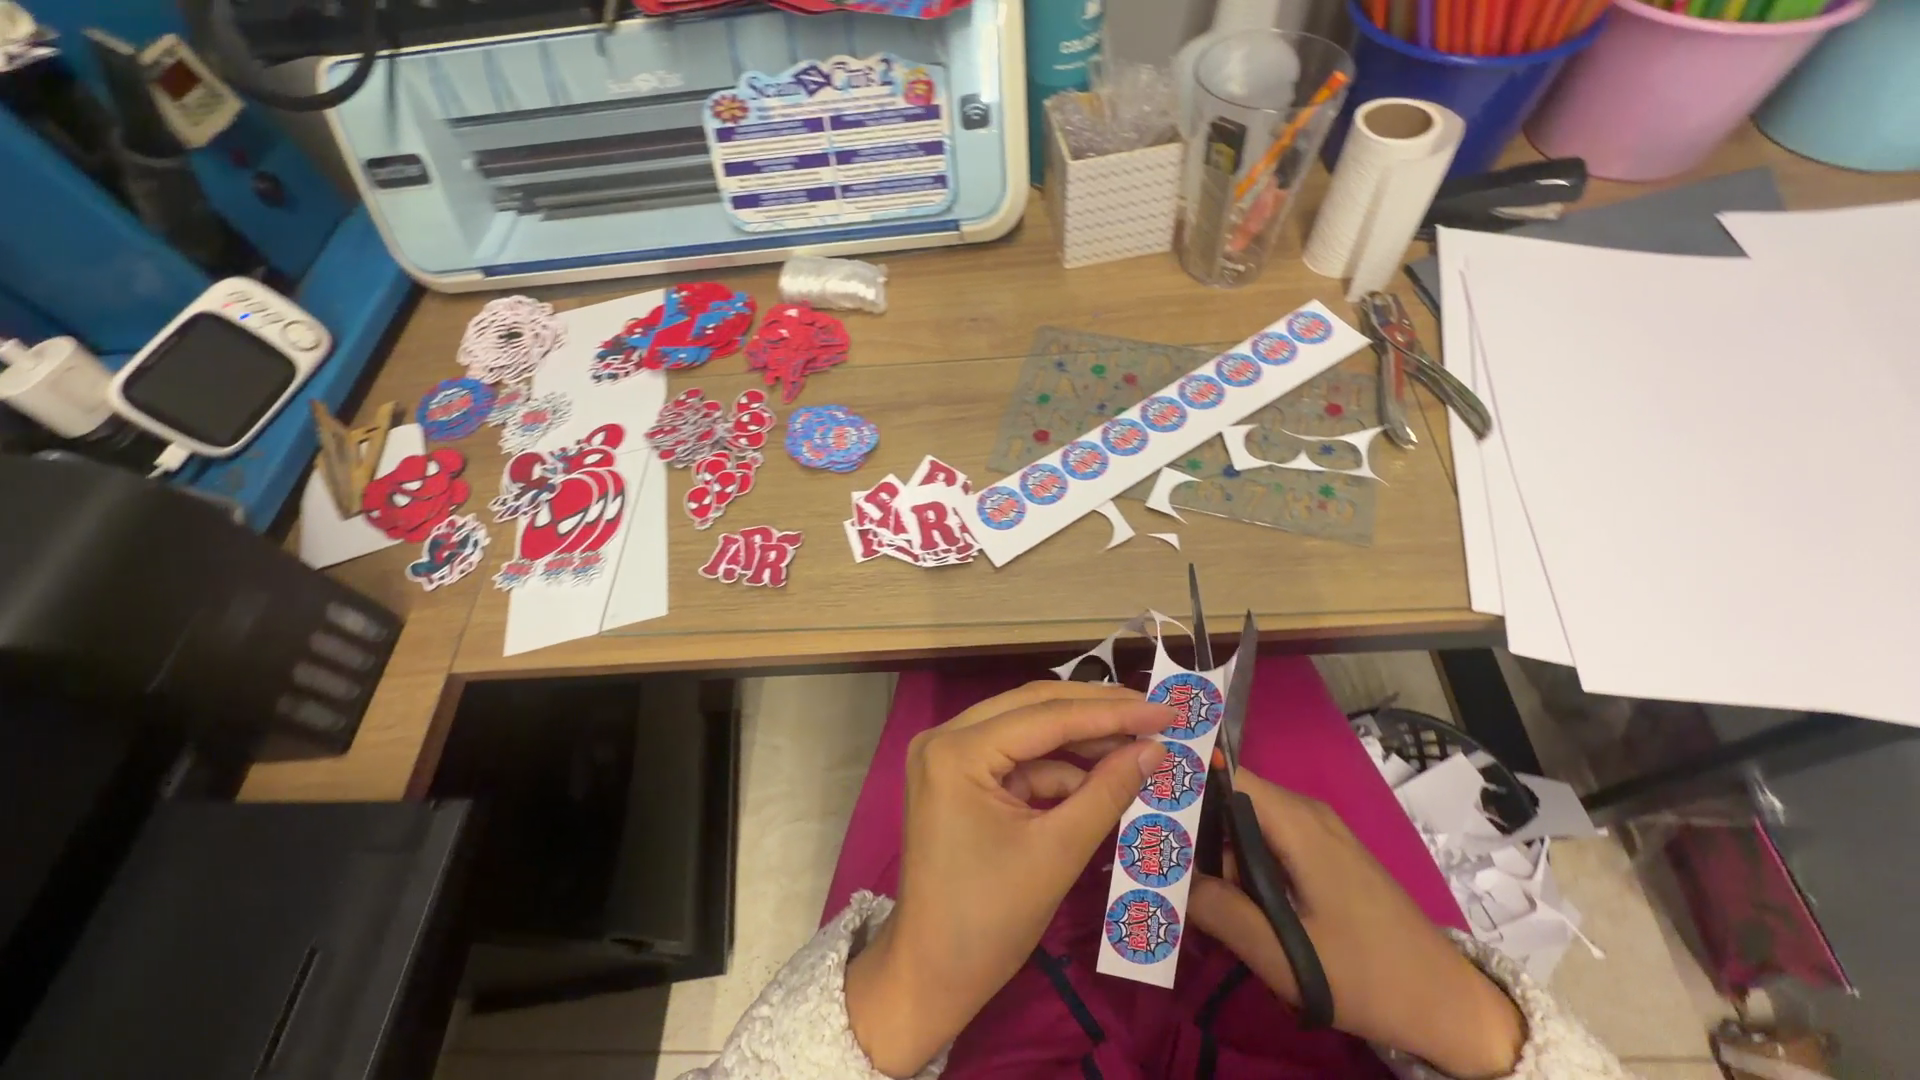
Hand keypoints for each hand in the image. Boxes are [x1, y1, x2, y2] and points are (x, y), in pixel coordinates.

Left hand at [844, 681, 1174, 1076]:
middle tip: (1158, 713)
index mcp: (957, 751)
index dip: (1113, 711)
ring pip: (1028, 730)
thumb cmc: (990, 919)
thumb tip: (1156, 749)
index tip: (1168, 709)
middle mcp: (945, 738)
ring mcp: (948, 757)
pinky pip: (1018, 759)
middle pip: (1034, 709)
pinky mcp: (959, 779)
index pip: (1047, 716)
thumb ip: (1108, 791)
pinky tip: (1103, 775)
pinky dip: (1059, 768)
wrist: (932, 975)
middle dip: (1098, 712)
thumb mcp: (1058, 851)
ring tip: (1140, 742)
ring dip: (1081, 740)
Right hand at [1188, 770, 1525, 1079]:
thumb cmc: (1366, 975)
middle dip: (1193, 832)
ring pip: (1247, 827)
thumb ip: (1217, 910)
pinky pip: (1269, 846)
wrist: (1450, 1007)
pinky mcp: (1326, 859)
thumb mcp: (1280, 953)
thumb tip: (1165, 879)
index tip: (1140, 804)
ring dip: (1217, 858)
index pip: (1225, 774)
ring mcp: (1321, 836)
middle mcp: (1307, 815)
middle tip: (1157, 868)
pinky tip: (1231, 907)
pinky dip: (1243, 869)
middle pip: (1231, 802)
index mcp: (1297, 822)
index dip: (1181, 783)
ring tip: (1190, 897)